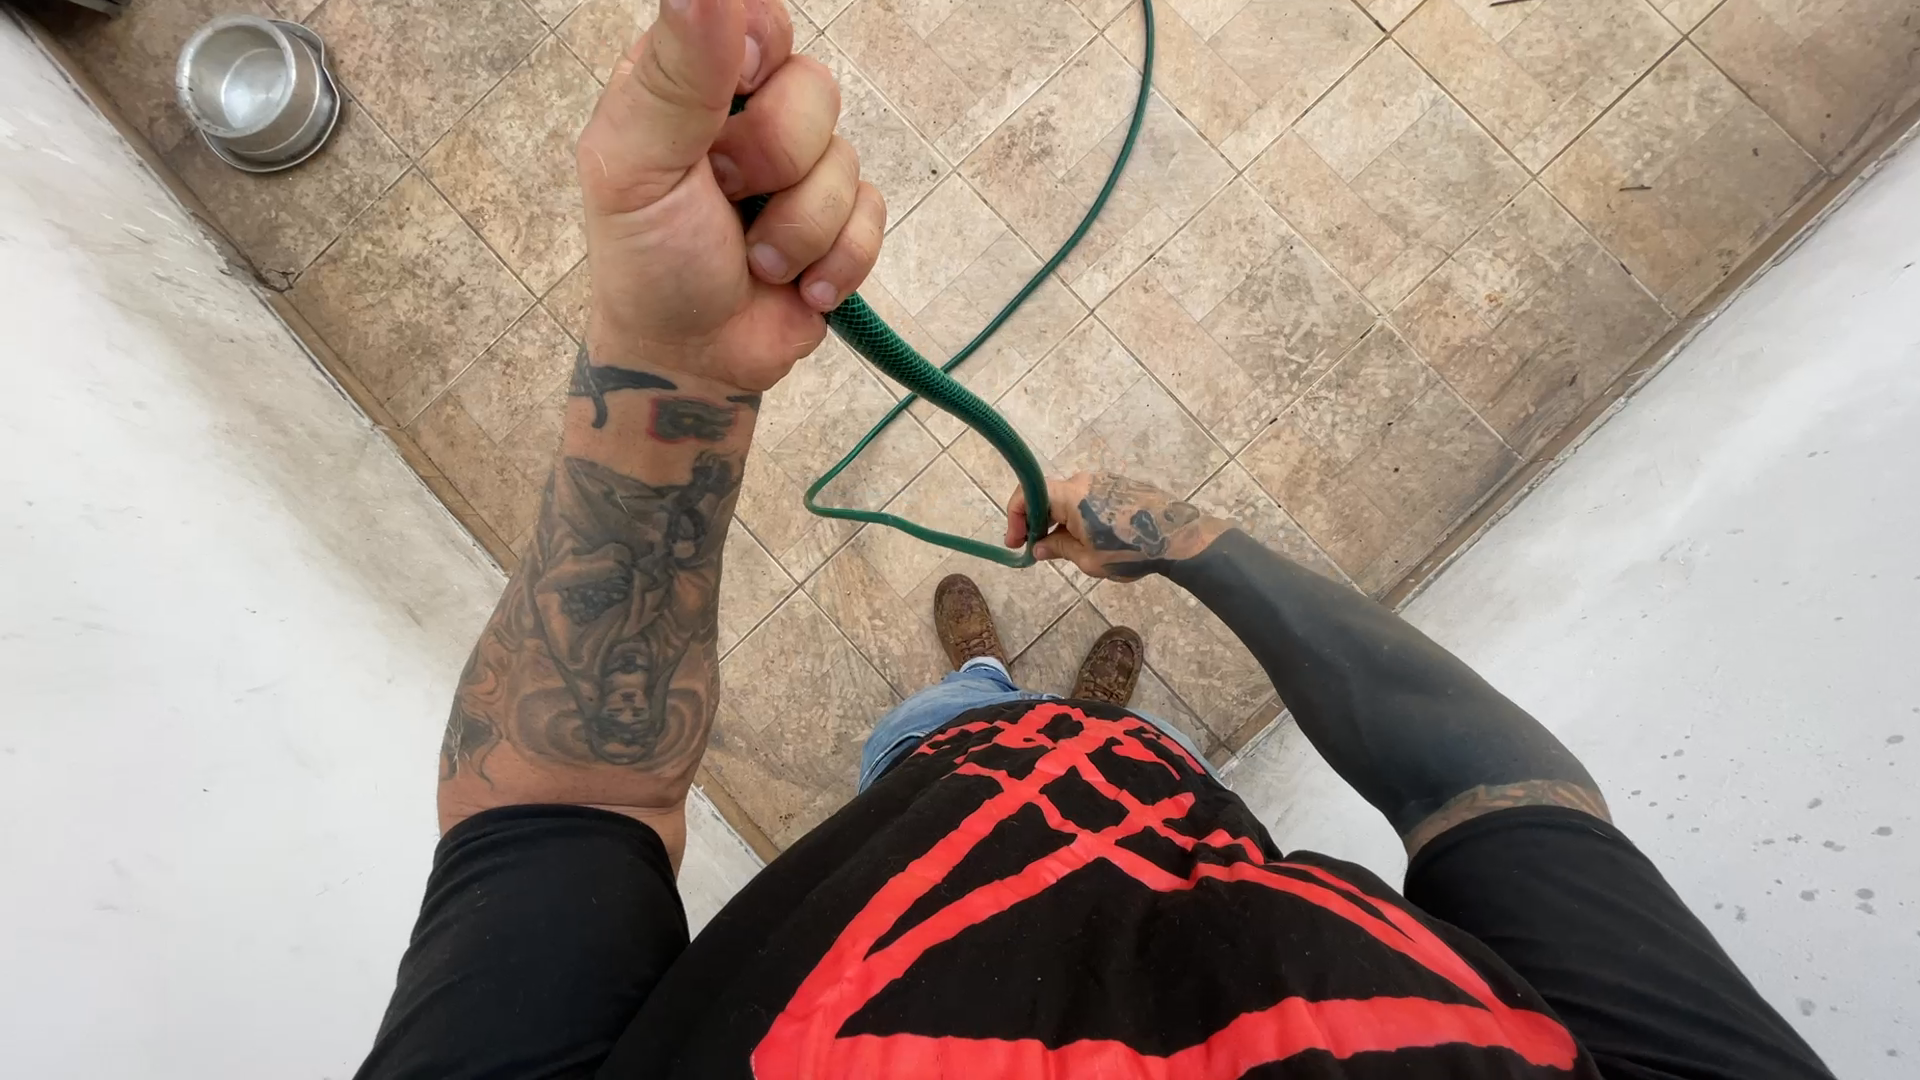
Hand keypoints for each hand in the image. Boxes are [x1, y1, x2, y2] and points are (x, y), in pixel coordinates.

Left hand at [575, 0, 884, 392]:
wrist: (697, 358)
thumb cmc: (651, 264)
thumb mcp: (637, 165)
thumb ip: (675, 74)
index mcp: (698, 85)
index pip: (757, 20)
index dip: (758, 54)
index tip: (732, 99)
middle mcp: (757, 120)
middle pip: (817, 88)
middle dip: (775, 161)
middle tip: (728, 199)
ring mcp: (806, 177)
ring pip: (847, 162)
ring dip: (800, 230)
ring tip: (756, 263)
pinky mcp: (842, 229)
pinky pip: (873, 218)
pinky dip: (838, 264)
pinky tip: (802, 290)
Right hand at [1005, 473, 1227, 580]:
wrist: (1179, 538)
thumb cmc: (1129, 551)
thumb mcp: (1087, 559)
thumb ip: (1058, 549)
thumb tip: (1037, 547)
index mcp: (1070, 495)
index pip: (1027, 494)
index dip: (1014, 517)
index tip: (1015, 542)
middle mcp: (1083, 481)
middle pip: (1047, 496)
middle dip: (1035, 521)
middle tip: (1035, 547)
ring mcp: (1104, 481)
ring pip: (1068, 499)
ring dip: (1058, 520)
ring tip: (1063, 548)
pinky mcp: (1120, 486)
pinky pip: (1088, 499)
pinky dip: (1078, 516)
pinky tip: (1088, 538)